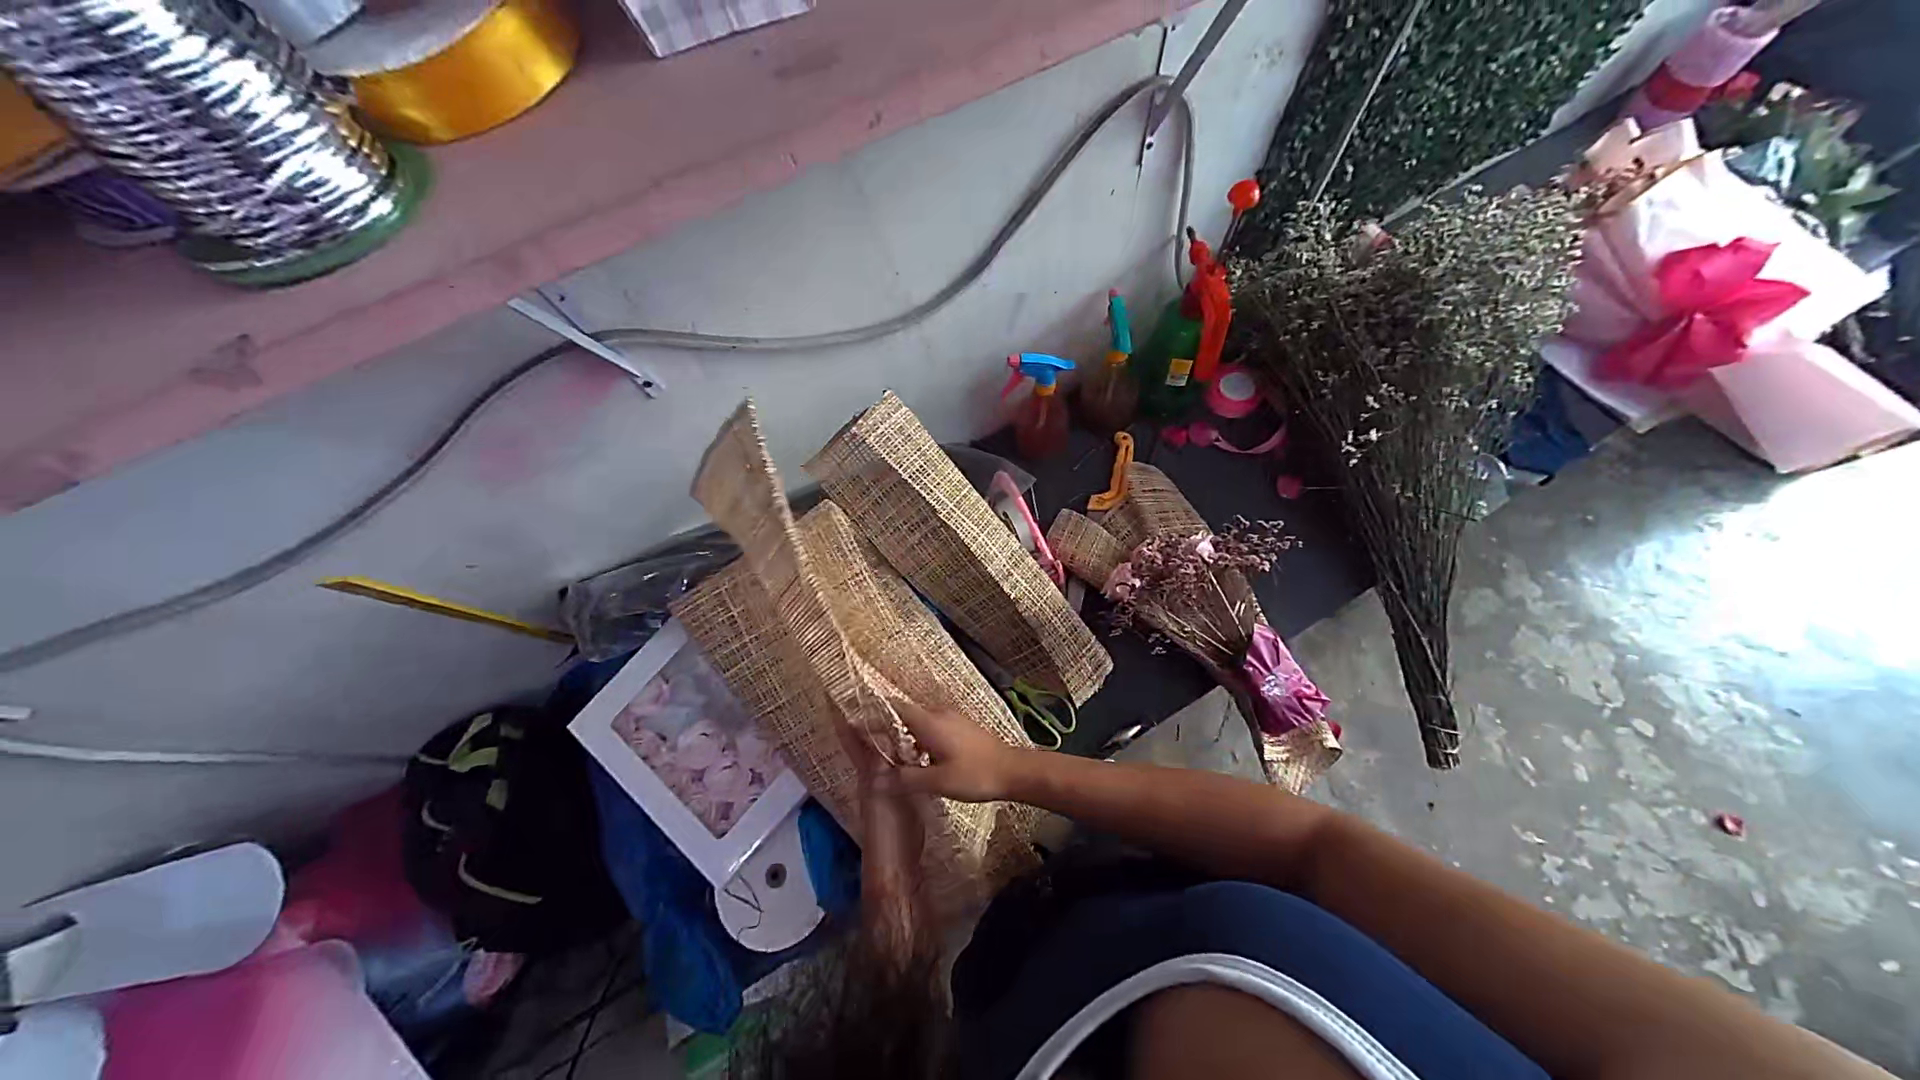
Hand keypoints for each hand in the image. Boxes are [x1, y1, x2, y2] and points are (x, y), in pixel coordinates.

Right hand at [873, 699, 1030, 802]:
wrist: (1014, 771)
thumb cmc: (975, 774)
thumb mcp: (937, 782)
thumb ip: (904, 780)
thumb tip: (875, 781)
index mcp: (929, 721)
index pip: (893, 708)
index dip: (874, 716)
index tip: (858, 727)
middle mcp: (939, 714)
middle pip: (905, 715)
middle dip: (888, 731)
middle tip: (874, 752)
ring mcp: (952, 720)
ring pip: (920, 724)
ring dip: (906, 739)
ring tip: (896, 763)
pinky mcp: (962, 729)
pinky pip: (933, 729)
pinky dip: (921, 742)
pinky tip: (923, 764)